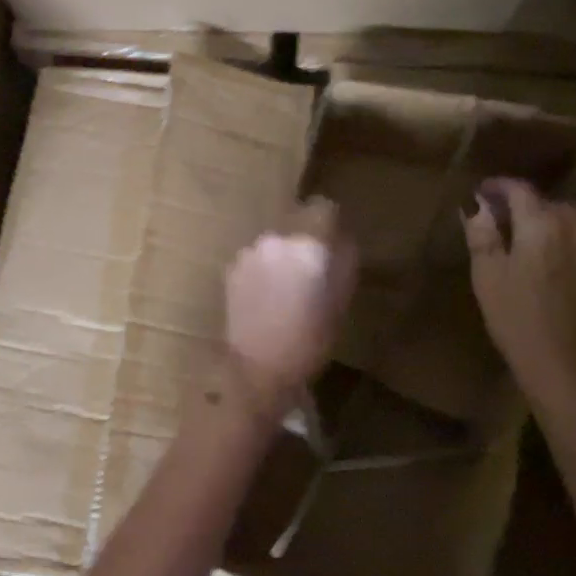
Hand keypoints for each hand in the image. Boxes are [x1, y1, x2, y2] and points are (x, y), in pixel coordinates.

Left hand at [223, 200, 357, 419]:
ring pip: (274, 240)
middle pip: (295, 222)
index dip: (330, 223)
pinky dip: (263, 268)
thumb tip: (340, 237)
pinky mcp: (231, 268)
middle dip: (304, 241)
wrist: (258, 368)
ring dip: (281, 254)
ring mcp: (248, 252)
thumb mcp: (341, 300)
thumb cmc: (310, 339)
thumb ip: (344, 259)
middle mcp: (274, 239)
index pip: (322, 207)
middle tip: (311, 274)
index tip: (333, 245)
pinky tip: (266, 297)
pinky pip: (256, 257)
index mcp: (307, 244)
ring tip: (286, 289)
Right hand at [463, 178, 575, 397]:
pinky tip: (552, 241)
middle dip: (519, 202)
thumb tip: (477, 206)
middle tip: (496, 215)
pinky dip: (566, 225)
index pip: (519, 189)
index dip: (498, 187)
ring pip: (566, 211)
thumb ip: (482, 233)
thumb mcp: (486, 274)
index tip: (480, 192)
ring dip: (544, 213)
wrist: (561, 355)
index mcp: (540, 223)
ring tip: (524, 228)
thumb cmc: (514, 315)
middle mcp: (572, 222)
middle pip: (543, 199)